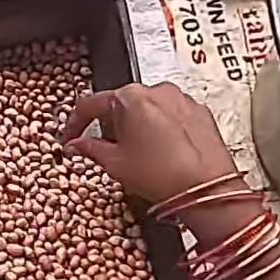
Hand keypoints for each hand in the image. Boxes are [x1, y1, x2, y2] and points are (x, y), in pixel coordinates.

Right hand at [61, 82, 237, 205]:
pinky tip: (159, 154)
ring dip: (136, 127)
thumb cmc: (162, 174)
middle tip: (107, 151)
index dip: (75, 123)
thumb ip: (90, 148)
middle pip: (120, 104)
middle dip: (110, 126)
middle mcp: (157, 90)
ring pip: (146, 109)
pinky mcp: (199, 112)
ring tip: (137, 156)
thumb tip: (77, 144)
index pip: (90, 104)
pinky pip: (169, 116)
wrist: (208, 188)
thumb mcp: (115, 163)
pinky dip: (160, 130)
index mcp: (130, 97)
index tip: (71, 136)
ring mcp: (181, 99)